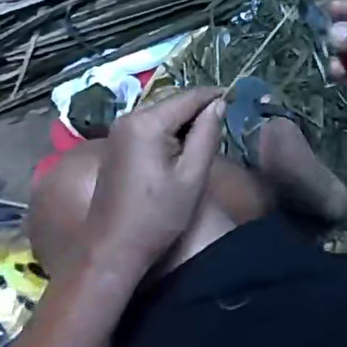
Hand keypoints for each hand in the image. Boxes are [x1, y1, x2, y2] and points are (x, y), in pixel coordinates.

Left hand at [83, 87, 225, 280]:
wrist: (111, 251)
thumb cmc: (156, 217)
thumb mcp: (192, 176)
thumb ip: (207, 134)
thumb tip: (218, 104)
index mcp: (147, 123)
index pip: (188, 97)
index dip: (214, 96)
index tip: (235, 97)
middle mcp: (129, 118)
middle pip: (173, 103)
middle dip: (199, 108)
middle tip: (225, 121)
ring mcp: (119, 131)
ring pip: (162, 113)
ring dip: (184, 120)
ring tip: (208, 134)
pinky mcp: (116, 144)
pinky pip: (149, 125)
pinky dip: (169, 130)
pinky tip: (182, 147)